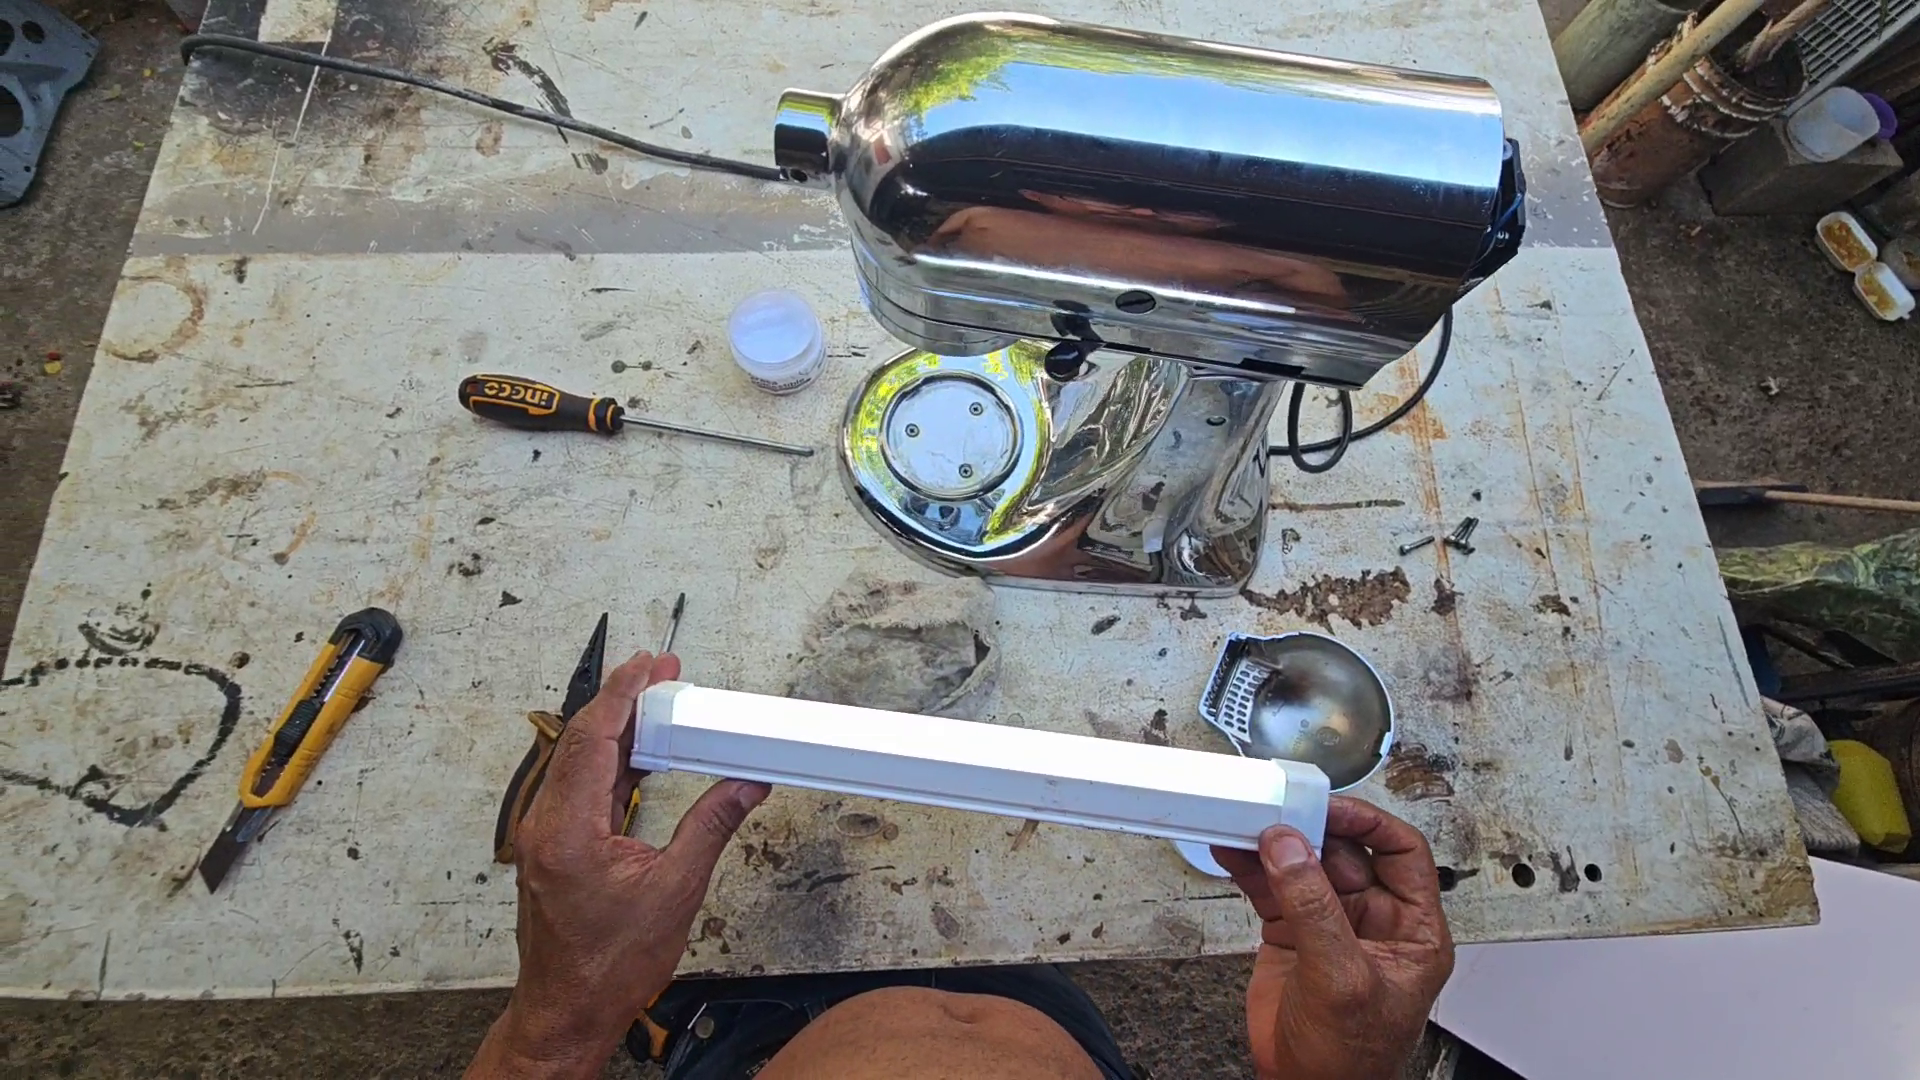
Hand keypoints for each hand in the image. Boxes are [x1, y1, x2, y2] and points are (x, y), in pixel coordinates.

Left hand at [467, 651, 769, 1078]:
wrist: (568, 1013)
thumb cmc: (609, 966)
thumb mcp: (676, 890)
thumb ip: (712, 825)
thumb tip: (745, 784)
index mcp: (568, 832)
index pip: (592, 740)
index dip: (621, 694)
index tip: (647, 665)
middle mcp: (548, 825)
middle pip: (582, 739)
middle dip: (623, 698)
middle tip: (662, 671)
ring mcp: (548, 833)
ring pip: (580, 758)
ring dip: (619, 724)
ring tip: (659, 700)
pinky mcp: (558, 842)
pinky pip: (585, 782)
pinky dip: (615, 755)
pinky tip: (645, 747)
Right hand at [1213, 797, 1453, 1079]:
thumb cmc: (1349, 1059)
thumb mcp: (1340, 979)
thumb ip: (1314, 908)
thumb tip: (1289, 845)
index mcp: (1408, 927)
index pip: (1399, 851)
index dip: (1367, 822)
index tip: (1326, 807)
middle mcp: (1369, 916)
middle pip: (1339, 848)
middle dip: (1305, 828)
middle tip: (1272, 811)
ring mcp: (1325, 919)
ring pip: (1299, 861)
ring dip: (1269, 842)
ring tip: (1241, 826)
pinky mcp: (1287, 926)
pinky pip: (1267, 881)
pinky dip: (1245, 863)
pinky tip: (1228, 850)